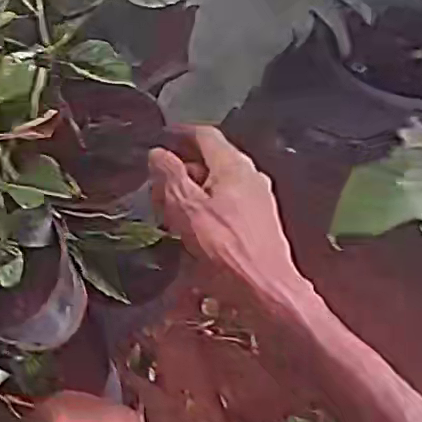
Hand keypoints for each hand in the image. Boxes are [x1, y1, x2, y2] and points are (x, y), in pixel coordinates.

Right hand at [148, 126, 306, 300]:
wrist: (264, 289)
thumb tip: (158, 154)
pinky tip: (191, 225)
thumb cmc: (222, 246)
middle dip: (181, 166)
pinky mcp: (259, 220)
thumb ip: (170, 175)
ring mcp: (259, 198)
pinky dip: (205, 203)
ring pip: (218, 181)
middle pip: (211, 158)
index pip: (205, 135)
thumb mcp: (186, 207)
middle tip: (156, 182)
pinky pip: (227, 200)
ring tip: (168, 207)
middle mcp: (251, 175)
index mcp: (233, 166)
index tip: (160, 137)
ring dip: (192, 188)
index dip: (180, 133)